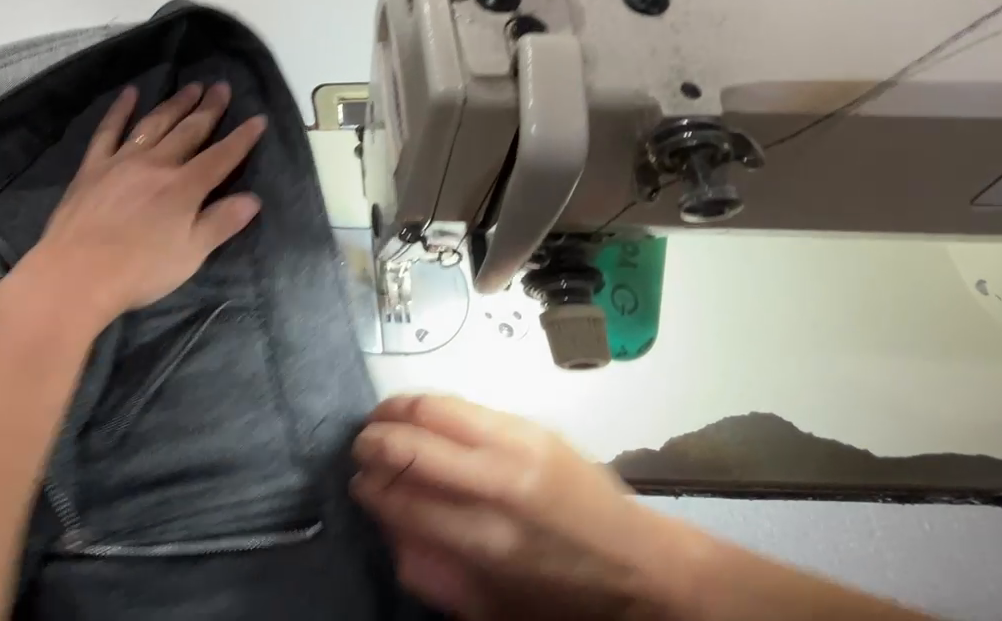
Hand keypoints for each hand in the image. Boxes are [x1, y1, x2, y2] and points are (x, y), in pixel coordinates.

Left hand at [21, 82, 267, 324]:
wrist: (77, 272)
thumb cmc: (139, 271)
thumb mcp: (190, 255)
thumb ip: (221, 223)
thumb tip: (253, 199)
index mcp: (184, 187)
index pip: (221, 157)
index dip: (242, 138)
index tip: (258, 119)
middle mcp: (156, 165)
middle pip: (189, 131)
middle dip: (209, 109)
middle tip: (222, 86)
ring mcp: (122, 161)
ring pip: (154, 124)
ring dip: (174, 104)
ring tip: (191, 86)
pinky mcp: (93, 166)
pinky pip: (109, 130)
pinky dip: (120, 110)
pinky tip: (130, 93)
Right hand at [351, 395, 699, 620]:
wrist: (643, 566)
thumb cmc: (566, 596)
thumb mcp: (494, 606)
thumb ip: (433, 571)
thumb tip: (386, 527)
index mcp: (490, 539)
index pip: (403, 497)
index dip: (370, 488)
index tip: (358, 486)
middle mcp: (500, 480)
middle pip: (411, 442)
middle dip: (372, 443)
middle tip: (359, 451)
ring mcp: (517, 443)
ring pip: (431, 407)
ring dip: (394, 413)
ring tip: (380, 425)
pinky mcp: (530, 423)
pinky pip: (459, 401)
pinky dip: (426, 406)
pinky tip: (417, 418)